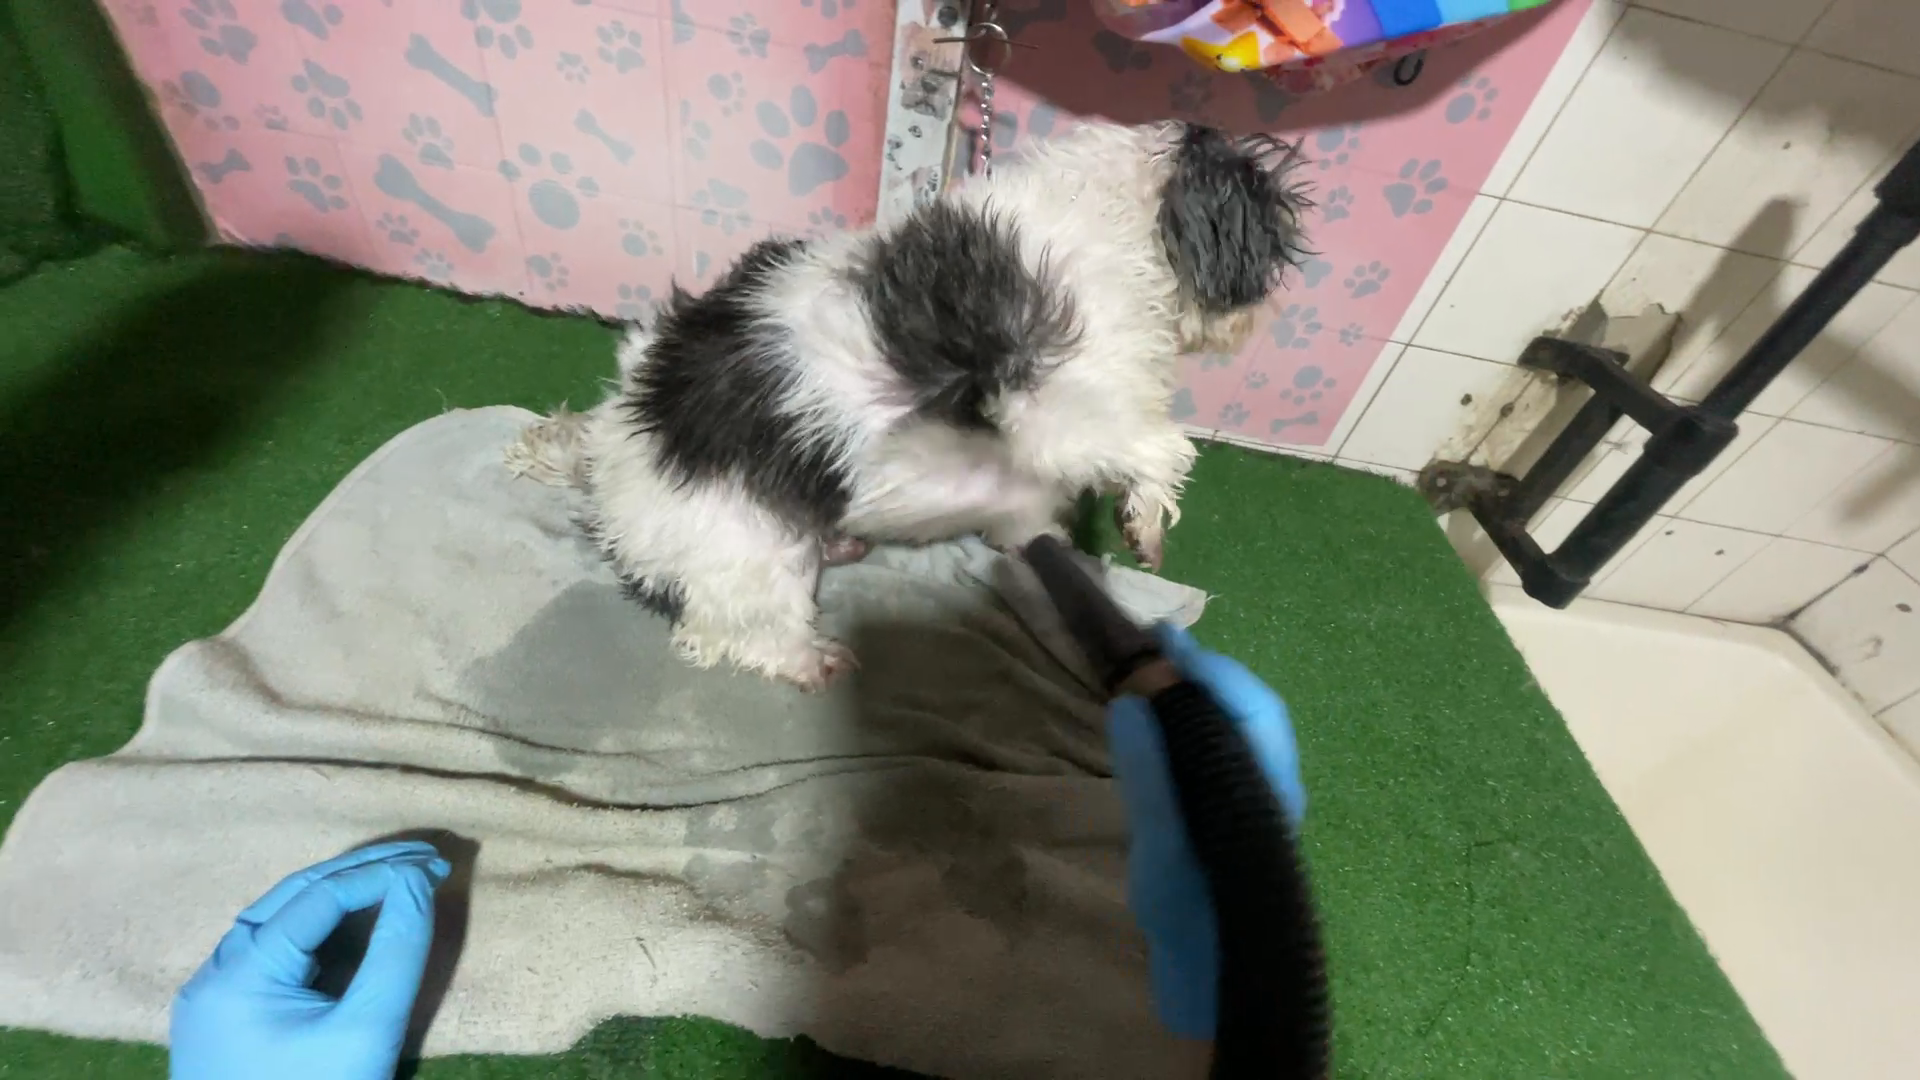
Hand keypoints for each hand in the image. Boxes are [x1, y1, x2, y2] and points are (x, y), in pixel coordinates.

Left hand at [170, 841, 449, 1079]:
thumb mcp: (371, 1024)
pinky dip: (326, 916)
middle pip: (295, 893)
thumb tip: (419, 879)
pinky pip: (279, 940)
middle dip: (367, 868)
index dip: (385, 873)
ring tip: (402, 877)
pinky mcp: (230, 1008)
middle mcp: (214, 975)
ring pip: (283, 912)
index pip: (321, 895)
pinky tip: (362, 914)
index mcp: (238, 978)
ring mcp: (215, 993)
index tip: (440, 870)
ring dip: (346, 886)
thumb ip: (398, 945)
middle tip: (428, 860)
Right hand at [1107, 623, 1303, 1038]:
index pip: (1250, 711)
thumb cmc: (1192, 925)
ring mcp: (1254, 797)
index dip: (1208, 671)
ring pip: (1235, 726)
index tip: (1161, 640)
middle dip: (1204, 672)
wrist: (1213, 983)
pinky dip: (1192, 719)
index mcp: (1267, 793)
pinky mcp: (1233, 808)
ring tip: (1154, 669)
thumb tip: (1132, 702)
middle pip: (1248, 711)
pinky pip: (1218, 746)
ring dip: (1198, 692)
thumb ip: (1151, 781)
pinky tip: (1163, 717)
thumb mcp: (1163, 858)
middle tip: (1153, 645)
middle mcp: (1271, 787)